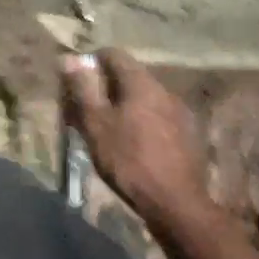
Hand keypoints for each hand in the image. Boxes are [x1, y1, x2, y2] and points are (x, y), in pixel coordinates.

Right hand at [62, 49, 217, 229]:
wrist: (176, 203)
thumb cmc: (128, 160)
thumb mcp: (96, 124)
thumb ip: (83, 88)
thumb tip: (70, 58)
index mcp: (141, 84)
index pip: (114, 55)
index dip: (91, 62)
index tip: (76, 81)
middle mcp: (164, 91)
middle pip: (129, 76)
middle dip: (104, 87)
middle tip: (84, 109)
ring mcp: (180, 113)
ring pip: (143, 97)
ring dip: (123, 105)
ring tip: (106, 129)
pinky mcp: (187, 135)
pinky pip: (157, 116)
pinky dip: (140, 120)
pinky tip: (131, 143)